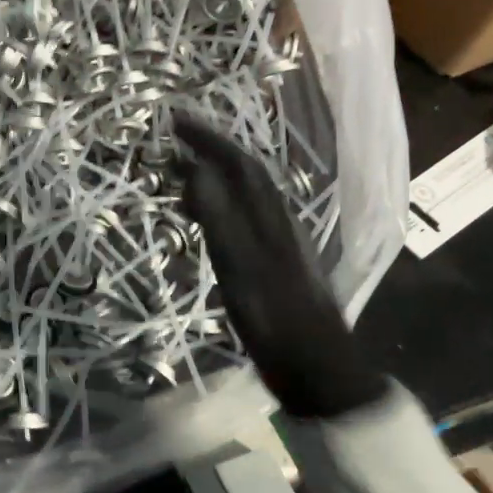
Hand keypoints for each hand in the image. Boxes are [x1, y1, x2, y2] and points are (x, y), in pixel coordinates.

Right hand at [174, 115, 386, 418]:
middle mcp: (278, 221)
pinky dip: (221, 203)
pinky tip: (209, 218)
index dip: (208, 138)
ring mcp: (281, 243)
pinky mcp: (278, 263)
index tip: (174, 121)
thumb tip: (194, 166)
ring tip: (183, 172)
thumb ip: (217, 216)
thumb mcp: (238, 267)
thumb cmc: (274, 319)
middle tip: (174, 139)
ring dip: (216, 175)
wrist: (319, 370)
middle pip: (246, 173)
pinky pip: (245, 216)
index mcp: (269, 216)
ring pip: (246, 194)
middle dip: (211, 149)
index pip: (238, 162)